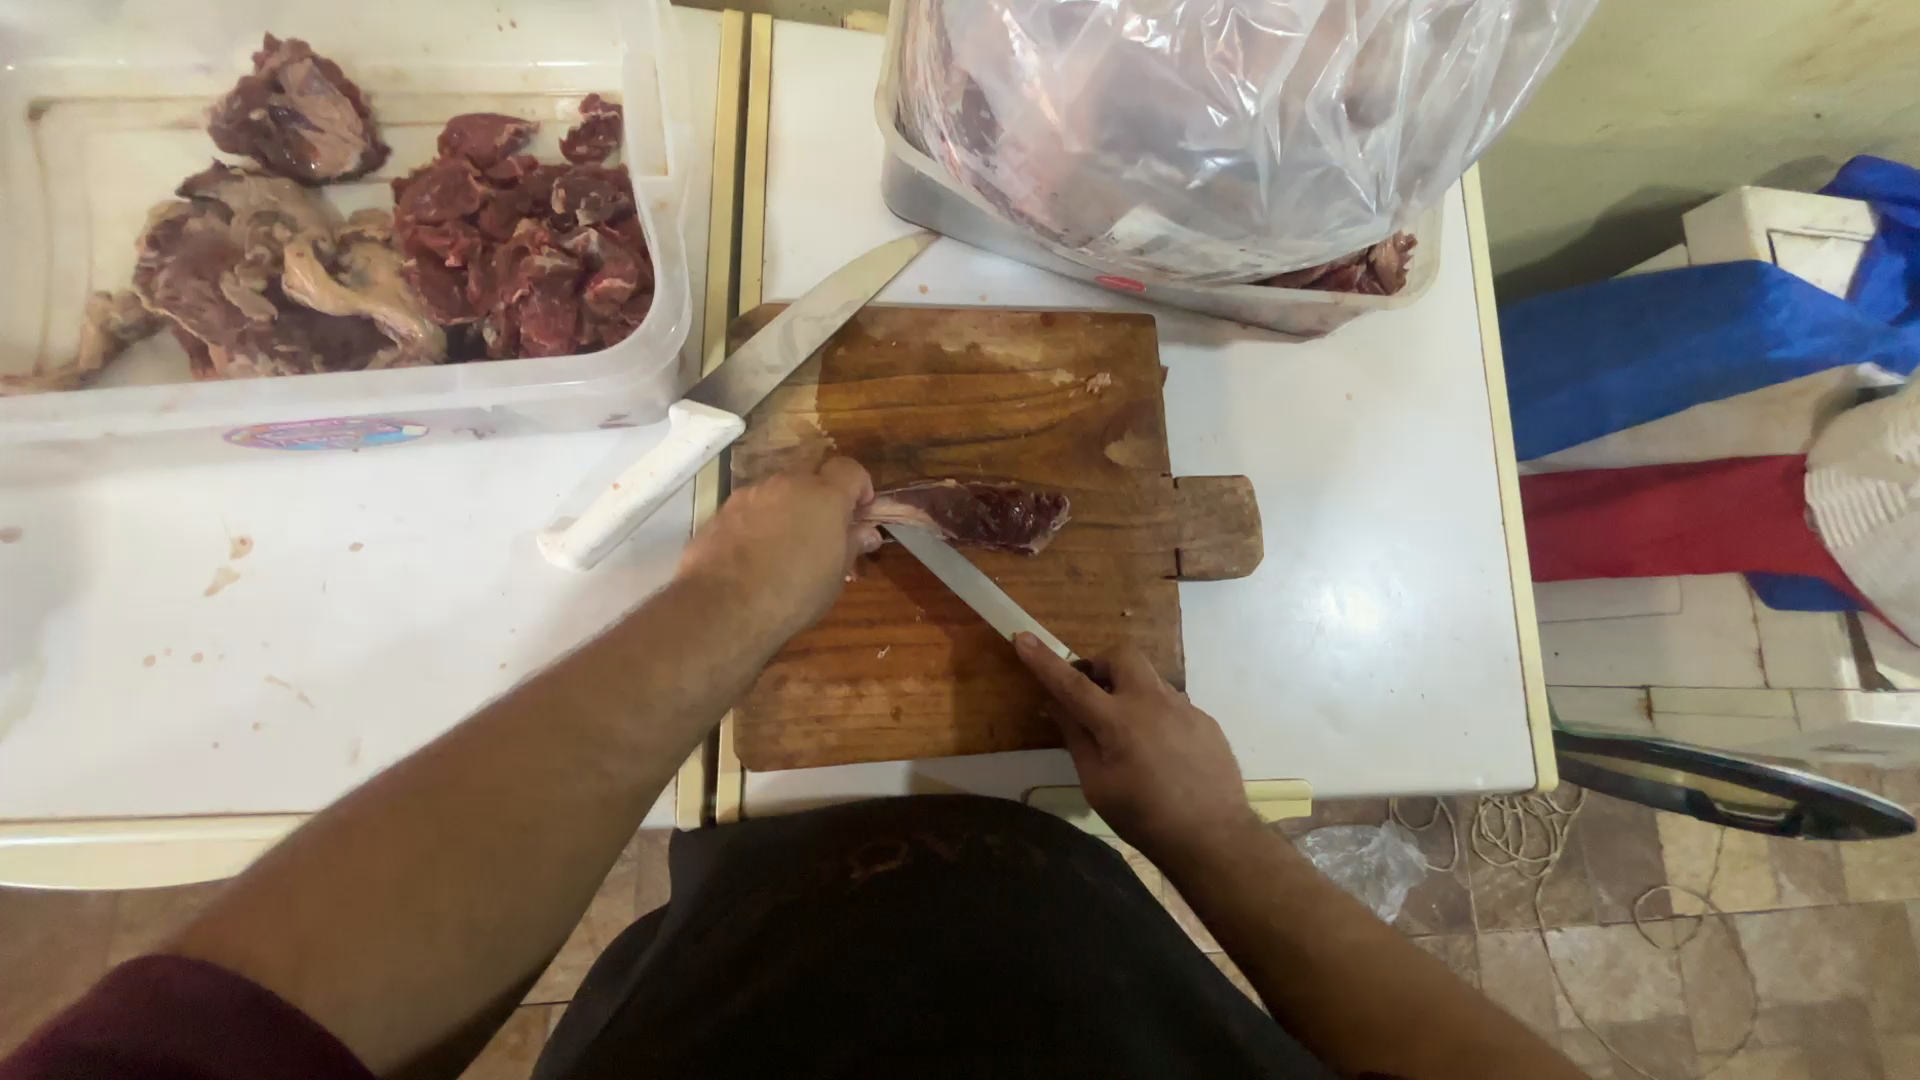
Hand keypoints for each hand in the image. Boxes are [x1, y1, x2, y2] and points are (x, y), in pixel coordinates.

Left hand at [677, 457, 882, 639]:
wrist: (725, 606)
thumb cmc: (795, 592)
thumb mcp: (835, 575)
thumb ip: (852, 545)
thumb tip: (867, 532)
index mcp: (825, 495)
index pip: (850, 469)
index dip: (859, 487)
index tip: (859, 513)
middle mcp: (788, 484)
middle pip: (811, 477)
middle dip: (821, 499)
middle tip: (823, 533)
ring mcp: (751, 494)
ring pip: (778, 492)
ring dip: (788, 509)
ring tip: (786, 547)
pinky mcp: (723, 511)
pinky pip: (751, 509)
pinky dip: (759, 522)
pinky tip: (755, 555)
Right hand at [1015, 634, 1261, 861]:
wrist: (1214, 838)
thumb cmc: (1144, 818)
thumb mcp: (1096, 785)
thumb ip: (1075, 738)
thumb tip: (1054, 705)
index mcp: (1119, 722)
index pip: (1071, 683)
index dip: (1044, 660)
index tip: (1024, 638)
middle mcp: (1152, 703)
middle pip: (1121, 656)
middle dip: (1101, 666)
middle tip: (1094, 697)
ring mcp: (1184, 708)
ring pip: (1148, 679)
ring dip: (1129, 692)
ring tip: (1130, 736)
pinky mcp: (1205, 720)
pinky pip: (1172, 704)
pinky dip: (1155, 716)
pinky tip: (1162, 754)